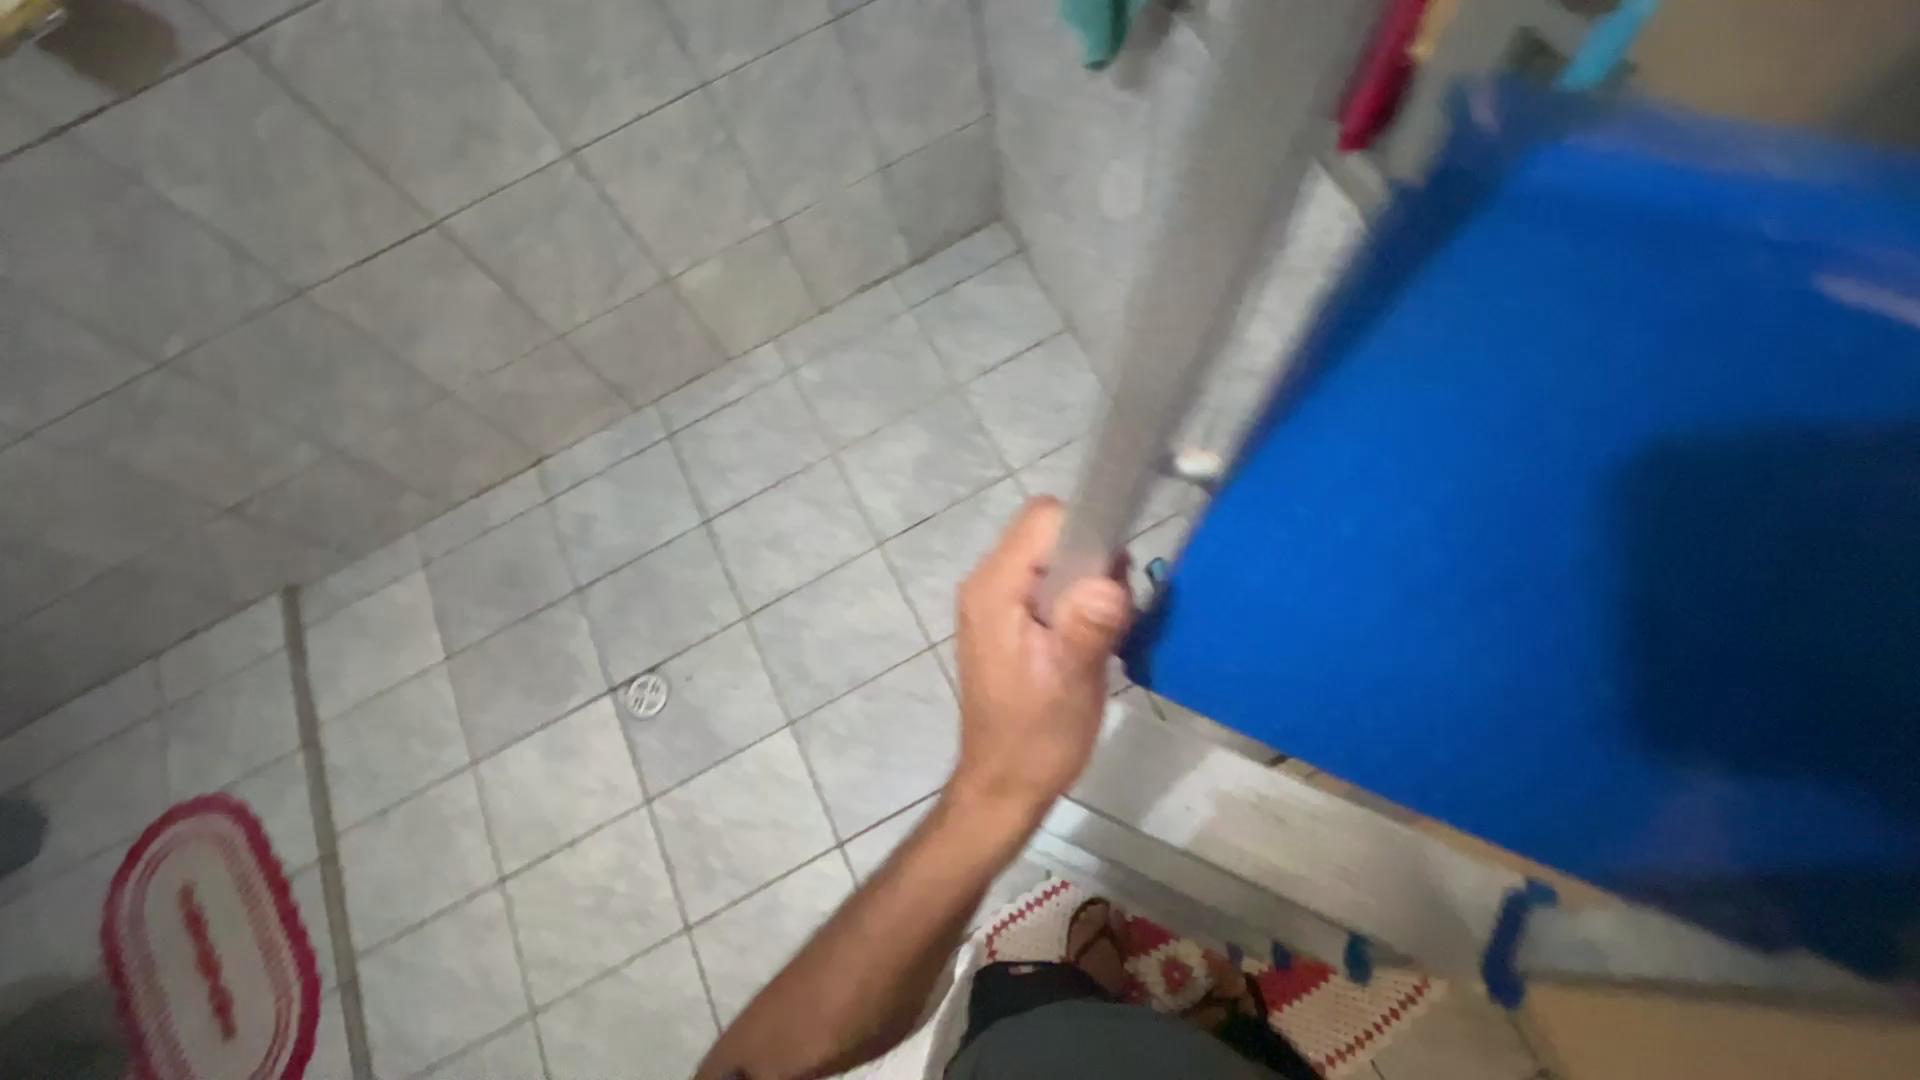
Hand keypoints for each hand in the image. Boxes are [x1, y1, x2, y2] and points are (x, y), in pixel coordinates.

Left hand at [948, 497, 1133, 819]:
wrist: (1004, 782)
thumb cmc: (1036, 736)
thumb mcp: (1070, 683)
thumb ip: (1086, 627)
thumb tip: (1109, 581)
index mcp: (995, 587)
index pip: (1045, 518)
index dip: (1088, 533)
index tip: (1115, 577)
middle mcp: (988, 583)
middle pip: (1051, 534)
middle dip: (1093, 562)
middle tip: (1113, 614)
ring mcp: (995, 602)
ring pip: (1055, 559)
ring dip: (1088, 586)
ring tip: (1102, 636)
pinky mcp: (1007, 620)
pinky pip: (1049, 586)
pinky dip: (1076, 604)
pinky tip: (1087, 644)